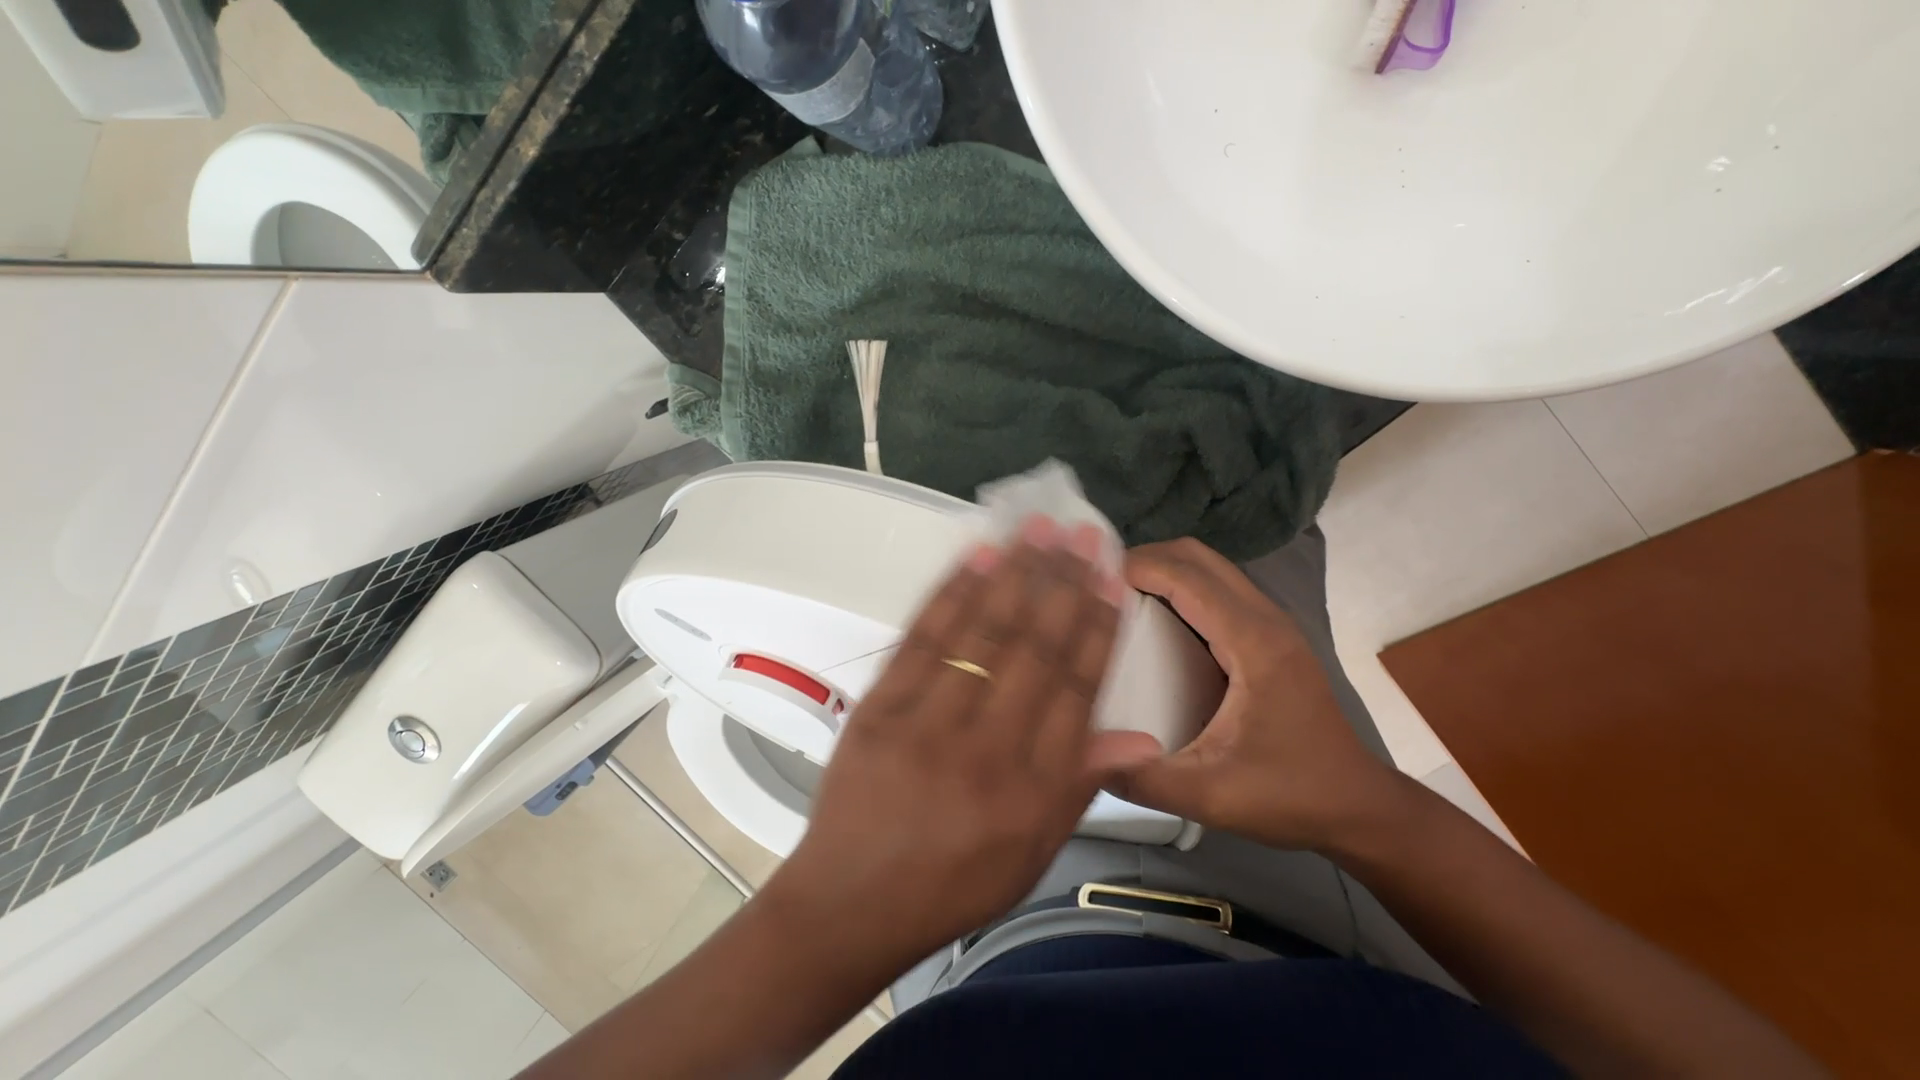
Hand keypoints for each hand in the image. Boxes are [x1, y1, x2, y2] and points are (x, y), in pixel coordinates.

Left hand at [766, 519, 1164, 962]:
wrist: (850, 903)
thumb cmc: (951, 885)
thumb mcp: (1033, 854)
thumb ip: (1080, 787)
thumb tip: (1139, 736)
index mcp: (1031, 789)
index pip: (1076, 689)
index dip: (1097, 628)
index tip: (1111, 580)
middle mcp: (985, 748)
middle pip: (1034, 649)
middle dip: (1062, 583)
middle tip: (1080, 531)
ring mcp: (926, 723)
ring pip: (982, 633)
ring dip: (1014, 573)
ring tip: (1037, 528)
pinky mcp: (878, 708)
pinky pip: (922, 640)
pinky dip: (952, 593)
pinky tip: (977, 558)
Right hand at [1104, 538, 1400, 850]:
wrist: (1357, 808)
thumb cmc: (1288, 795)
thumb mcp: (1208, 795)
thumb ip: (1141, 777)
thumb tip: (1078, 755)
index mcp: (1253, 643)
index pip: (1187, 576)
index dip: (1135, 567)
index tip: (1087, 580)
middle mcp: (1266, 620)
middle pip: (1199, 557)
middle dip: (1145, 559)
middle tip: (1096, 587)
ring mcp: (1272, 627)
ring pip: (1211, 569)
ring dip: (1164, 571)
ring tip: (1115, 600)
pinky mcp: (1270, 640)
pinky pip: (1219, 593)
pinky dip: (1181, 590)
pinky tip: (1151, 625)